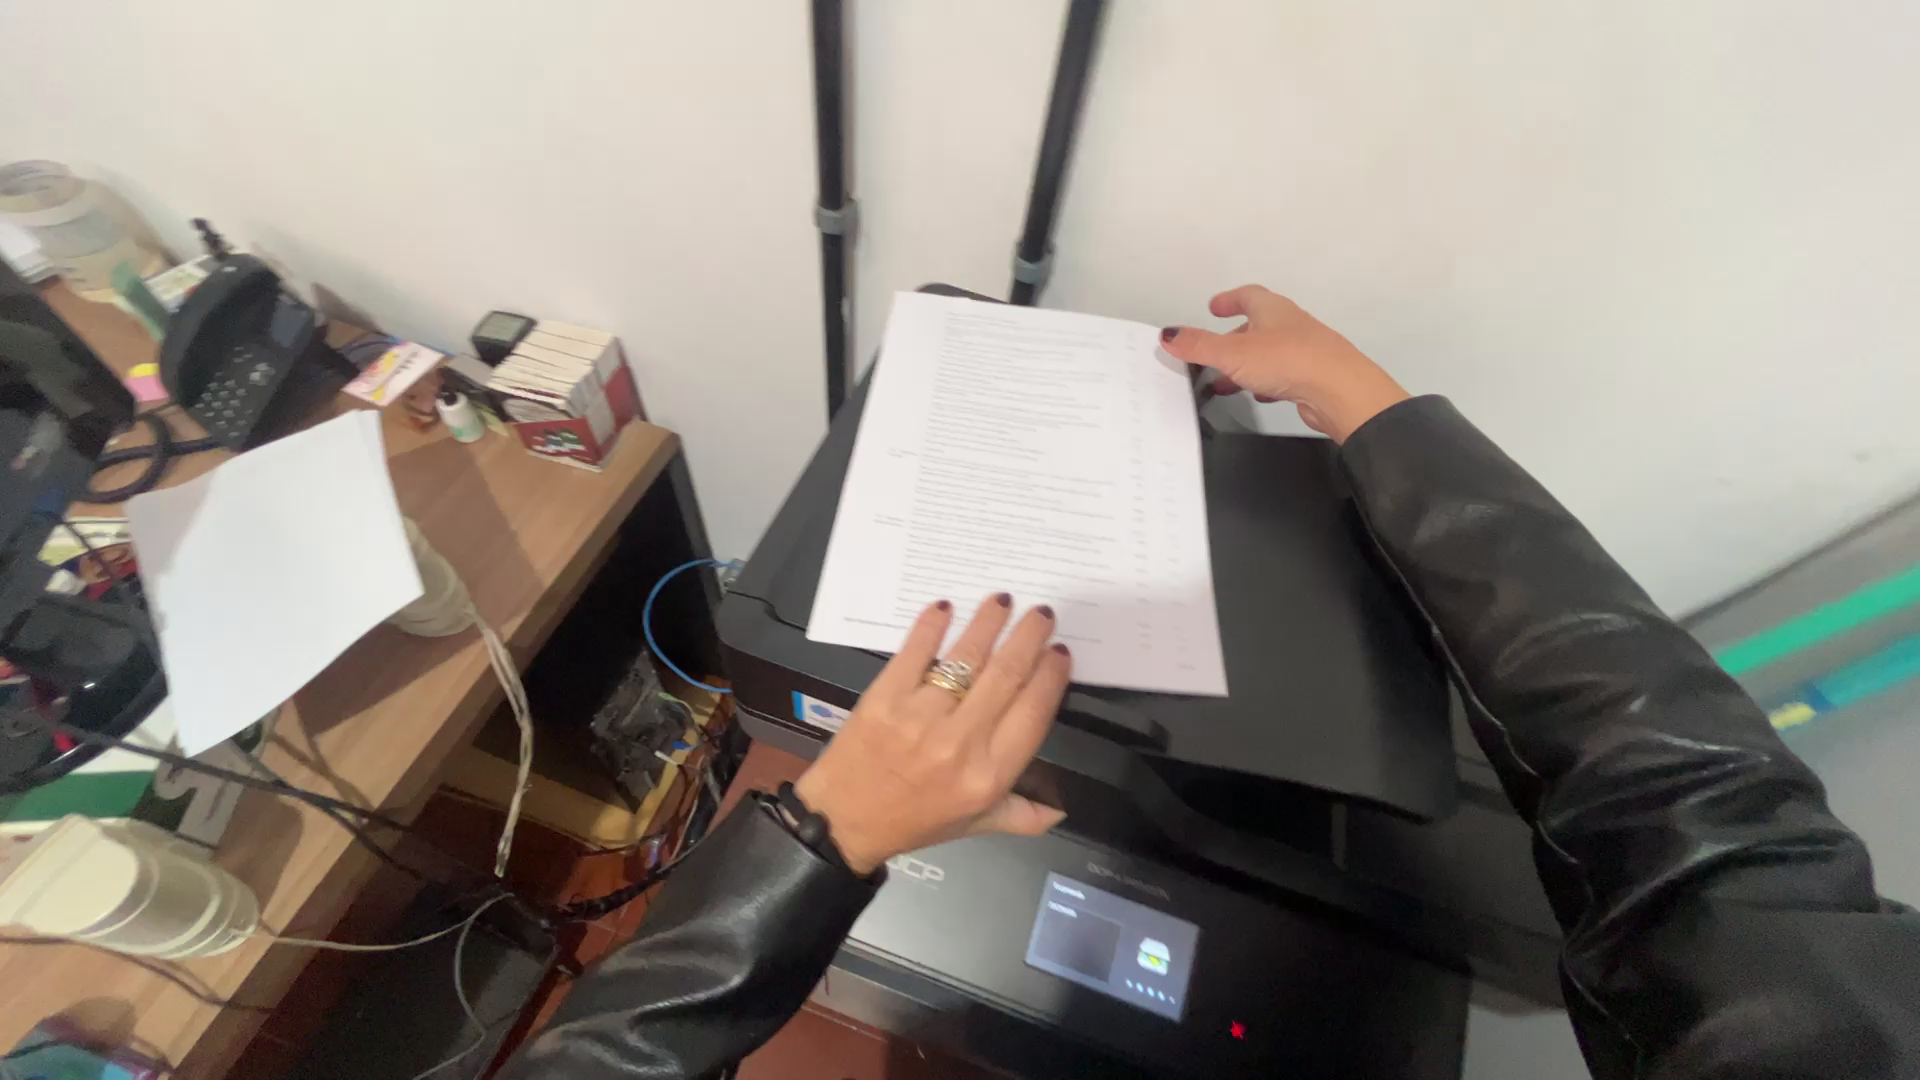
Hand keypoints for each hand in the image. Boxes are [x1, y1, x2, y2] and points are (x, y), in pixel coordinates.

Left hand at [794, 594, 1071, 874]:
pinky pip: (916, 651)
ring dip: (988, 622)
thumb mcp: (974, 824)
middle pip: (1006, 674)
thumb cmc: (913, 819)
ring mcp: (920, 715)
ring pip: (967, 656)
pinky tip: (945, 607)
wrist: (843, 820)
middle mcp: (960, 742)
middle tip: (1040, 615)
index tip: (1058, 652)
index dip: (1050, 675)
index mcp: (988, 775)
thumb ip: (1020, 813)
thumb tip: (1060, 806)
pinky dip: (932, 624)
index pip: (1033, 712)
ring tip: (1002, 602)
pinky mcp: (885, 696)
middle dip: (1028, 638)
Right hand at [1159, 285, 1410, 442]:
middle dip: (1231, 338)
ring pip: (1266, 353)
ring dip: (1243, 365)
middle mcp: (1289, 325)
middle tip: (1209, 351)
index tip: (1213, 307)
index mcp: (1273, 311)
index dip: (1229, 300)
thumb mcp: (1232, 353)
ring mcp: (1303, 351)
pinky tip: (1254, 396)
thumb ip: (1198, 345)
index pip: (1248, 296)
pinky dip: (1262, 382)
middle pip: (1256, 326)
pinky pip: (1280, 375)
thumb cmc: (1287, 361)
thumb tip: (1167, 334)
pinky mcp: (1310, 376)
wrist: (1339, 391)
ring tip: (1221, 382)